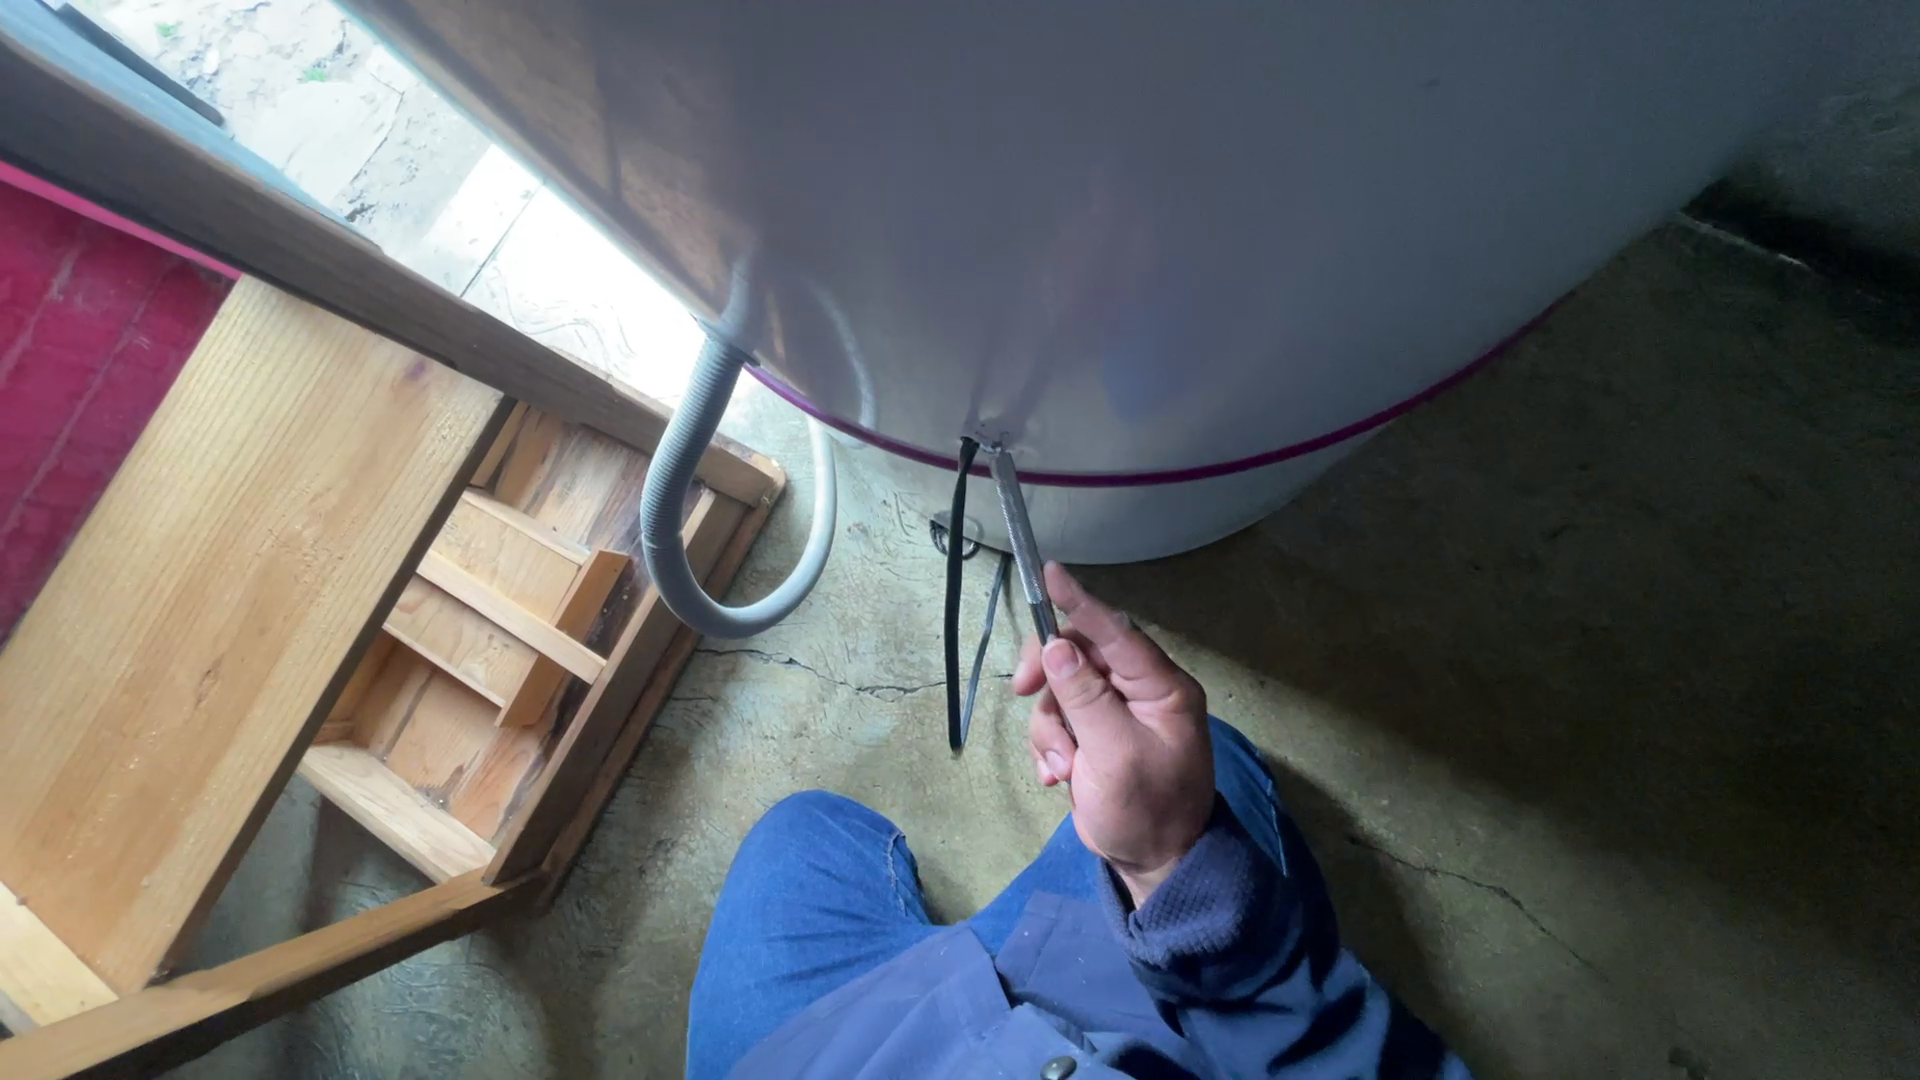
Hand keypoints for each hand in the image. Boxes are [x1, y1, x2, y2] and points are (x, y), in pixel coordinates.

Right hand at [1013, 562, 1212, 905]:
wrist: (1153, 864)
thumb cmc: (1147, 810)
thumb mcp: (1116, 755)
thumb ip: (1086, 698)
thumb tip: (1055, 647)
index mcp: (1159, 686)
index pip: (1115, 631)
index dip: (1079, 602)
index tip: (1049, 573)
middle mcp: (1136, 689)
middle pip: (1077, 653)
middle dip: (1047, 676)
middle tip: (1022, 690)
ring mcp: (1112, 711)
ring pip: (1058, 689)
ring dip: (1050, 730)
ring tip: (1062, 769)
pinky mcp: (1091, 733)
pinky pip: (1055, 719)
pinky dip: (1049, 746)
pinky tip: (1057, 777)